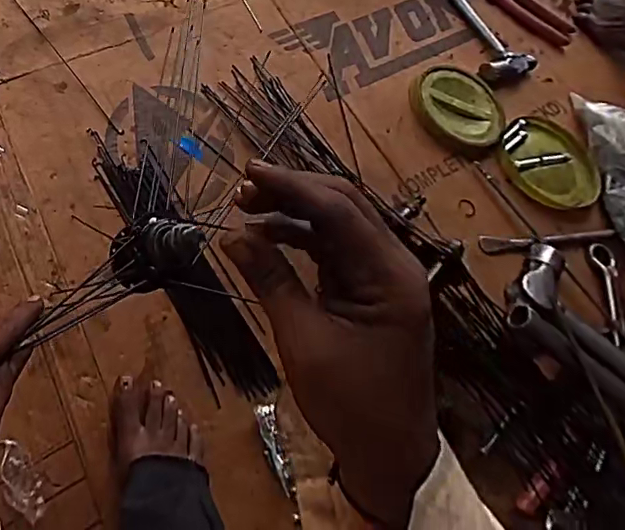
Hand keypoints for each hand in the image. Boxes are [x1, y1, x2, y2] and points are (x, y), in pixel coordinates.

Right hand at [223, 164, 437, 526]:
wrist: (389, 455)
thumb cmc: (350, 403)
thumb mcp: (303, 339)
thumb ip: (270, 279)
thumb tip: (233, 235)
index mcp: (389, 276)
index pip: (338, 210)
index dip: (291, 184)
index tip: (250, 170)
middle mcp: (392, 265)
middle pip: (342, 204)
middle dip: (291, 189)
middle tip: (243, 188)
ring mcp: (382, 274)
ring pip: (335, 219)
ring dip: (292, 207)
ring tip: (247, 206)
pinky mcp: (367, 285)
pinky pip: (331, 243)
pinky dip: (298, 232)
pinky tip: (266, 234)